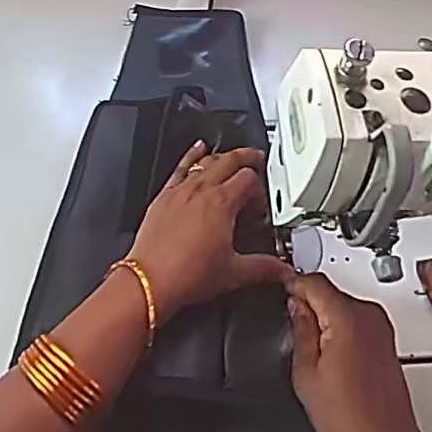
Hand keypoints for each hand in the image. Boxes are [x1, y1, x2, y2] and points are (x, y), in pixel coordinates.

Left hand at [129, 143, 291, 322]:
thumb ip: (263, 268)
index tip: (260, 206)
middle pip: (230, 161)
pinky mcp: (164, 196)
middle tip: (257, 159)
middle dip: (247, 158)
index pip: (249, 180)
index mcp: (222, 204)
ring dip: (223, 156)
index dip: (260, 189)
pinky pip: (181, 167)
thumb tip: (281, 270)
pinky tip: (197, 150)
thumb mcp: (233, 273)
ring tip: (232, 155)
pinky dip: (192, 155)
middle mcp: (201, 191)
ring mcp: (181, 191)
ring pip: (206, 161)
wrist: (150, 282)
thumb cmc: (186, 275)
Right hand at [285, 275, 431, 431]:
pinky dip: (341, 328)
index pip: (313, 281)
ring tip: (315, 352)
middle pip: (329, 291)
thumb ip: (299, 329)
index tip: (282, 290)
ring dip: (326, 316)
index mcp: (347, 317)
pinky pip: (356, 319)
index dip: (293, 284)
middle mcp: (368, 315)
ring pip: (342, 304)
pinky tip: (333, 358)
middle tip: (294, 329)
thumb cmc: (351, 421)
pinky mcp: (387, 338)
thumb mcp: (305, 373)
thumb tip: (295, 306)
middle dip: (309, 304)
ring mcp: (381, 326)